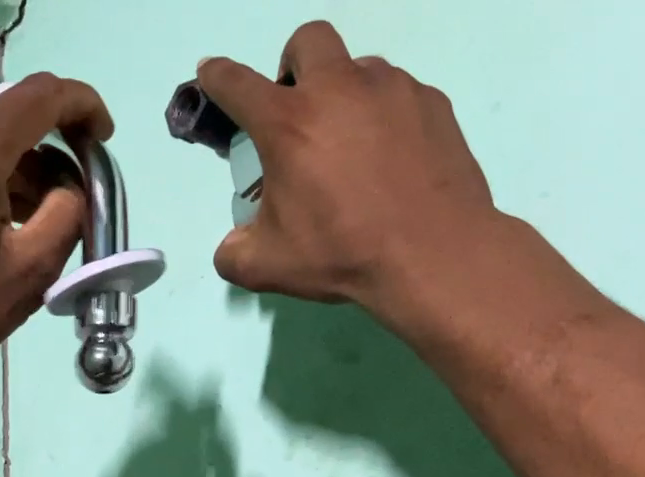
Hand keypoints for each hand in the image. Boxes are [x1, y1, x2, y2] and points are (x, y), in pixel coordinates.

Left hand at [0, 74, 113, 399]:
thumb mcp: (30, 269)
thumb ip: (68, 213)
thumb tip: (70, 187)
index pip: (40, 96)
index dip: (82, 106)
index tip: (104, 138)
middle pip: (11, 125)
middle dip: (51, 158)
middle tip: (73, 209)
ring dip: (21, 178)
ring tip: (39, 232)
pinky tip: (1, 232)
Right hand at [198, 23, 499, 313]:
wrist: (432, 254)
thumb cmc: (340, 255)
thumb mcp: (266, 266)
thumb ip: (233, 252)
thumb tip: (233, 245)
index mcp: (288, 126)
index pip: (238, 85)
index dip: (217, 76)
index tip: (211, 73)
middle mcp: (338, 91)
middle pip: (309, 41)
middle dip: (292, 65)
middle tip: (295, 110)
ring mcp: (391, 90)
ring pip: (358, 68)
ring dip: (341, 94)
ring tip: (347, 147)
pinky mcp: (431, 102)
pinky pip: (397, 94)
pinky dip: (382, 117)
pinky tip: (387, 160)